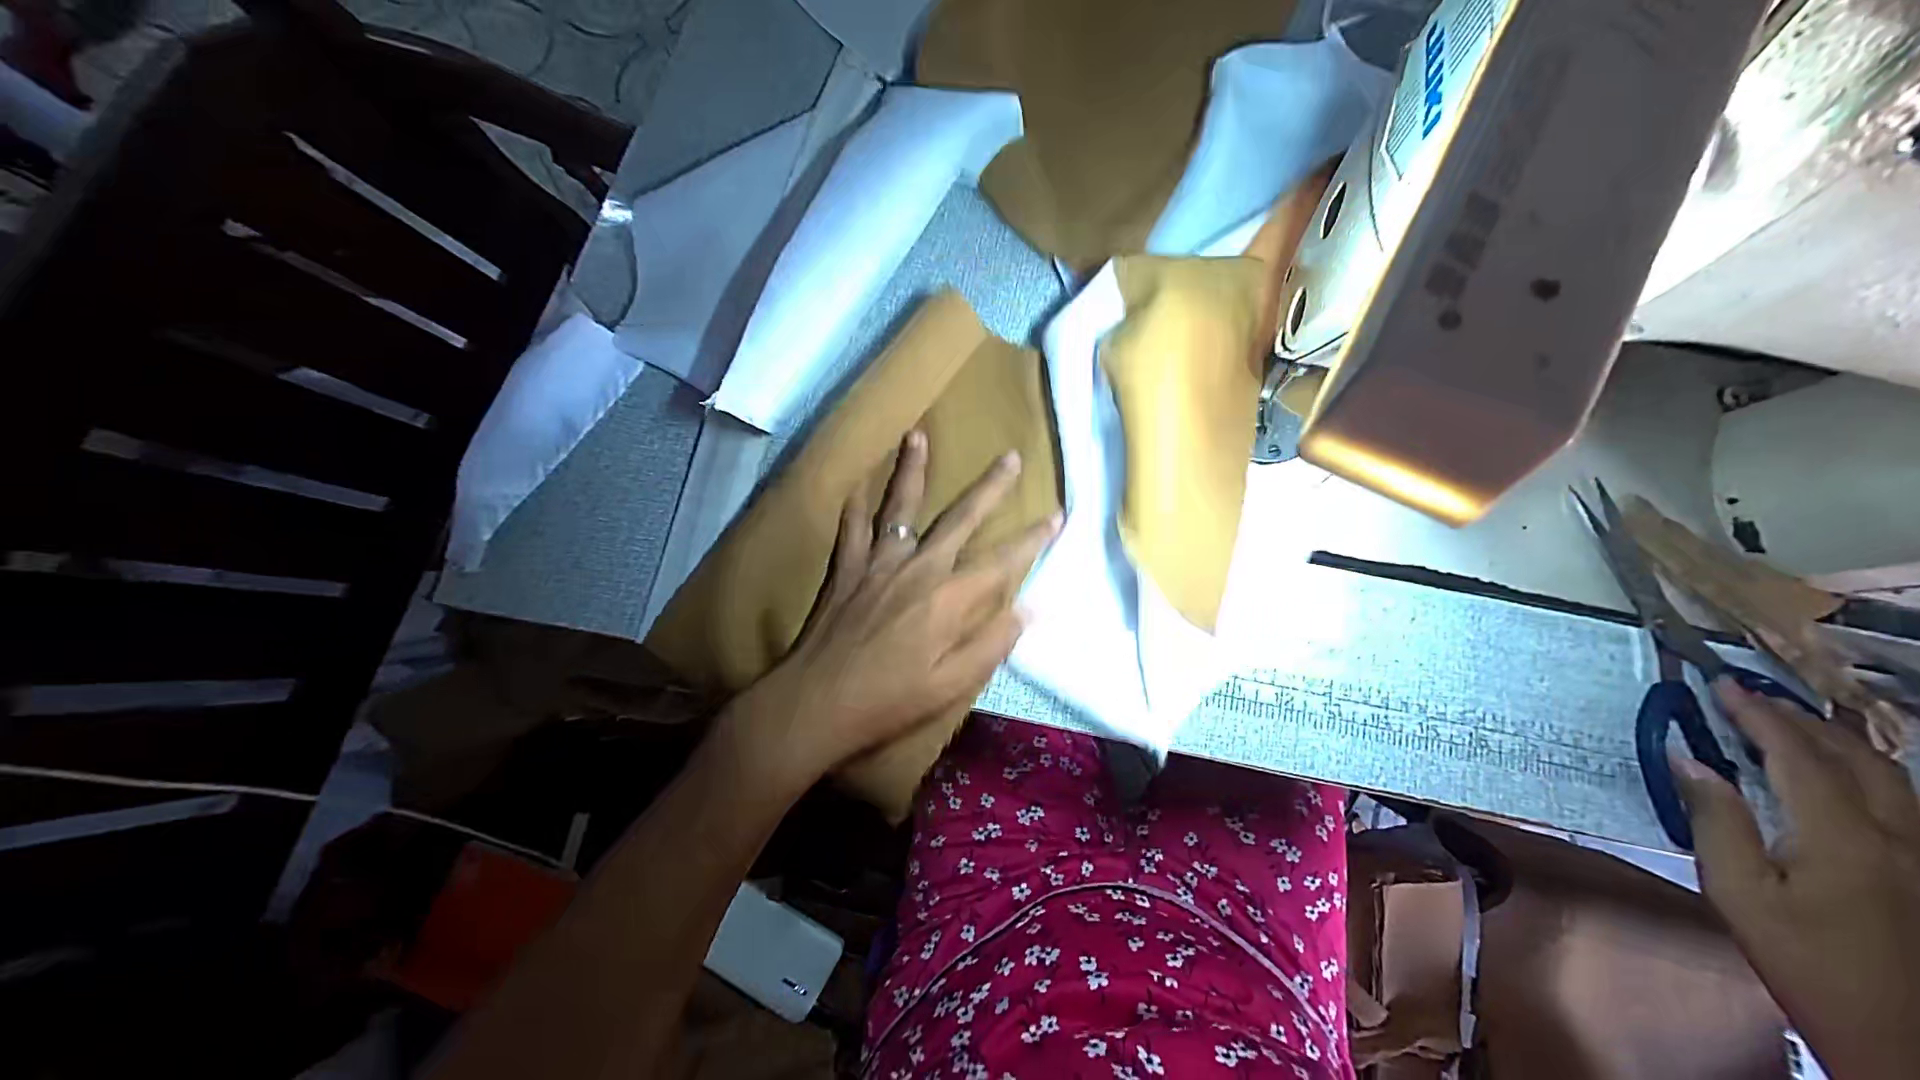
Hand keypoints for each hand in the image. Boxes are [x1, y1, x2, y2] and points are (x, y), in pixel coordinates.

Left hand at [722, 431, 1059, 792]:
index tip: (1057, 515)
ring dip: (913, 469)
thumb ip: (992, 644)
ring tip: (918, 434)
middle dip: (990, 488)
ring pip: (901, 507)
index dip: (1033, 539)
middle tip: (1010, 457)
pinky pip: (850, 526)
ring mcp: (878, 563)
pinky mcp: (845, 568)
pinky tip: (856, 480)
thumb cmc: (889, 700)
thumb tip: (1030, 609)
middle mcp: (918, 568)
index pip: (1003, 562)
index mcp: (949, 600)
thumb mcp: (951, 685)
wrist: (816, 702)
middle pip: (960, 518)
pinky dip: (854, 502)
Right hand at [1672, 679, 1919, 1078]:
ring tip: (1790, 722)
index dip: (1757, 715)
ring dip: (1837, 739)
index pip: (1796, 756)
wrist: (1900, 1035)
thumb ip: (1717, 822)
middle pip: (1855, 757)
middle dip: (1799, 719)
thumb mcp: (1739, 894)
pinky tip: (1838, 770)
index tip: (1720, 685)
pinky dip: (1864, 768)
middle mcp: (1898, 835)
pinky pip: (1904, 799)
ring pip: (1892, 775)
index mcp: (1842, 837)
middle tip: (1750, 697)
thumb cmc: (1803, 959)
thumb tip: (1689, 761)